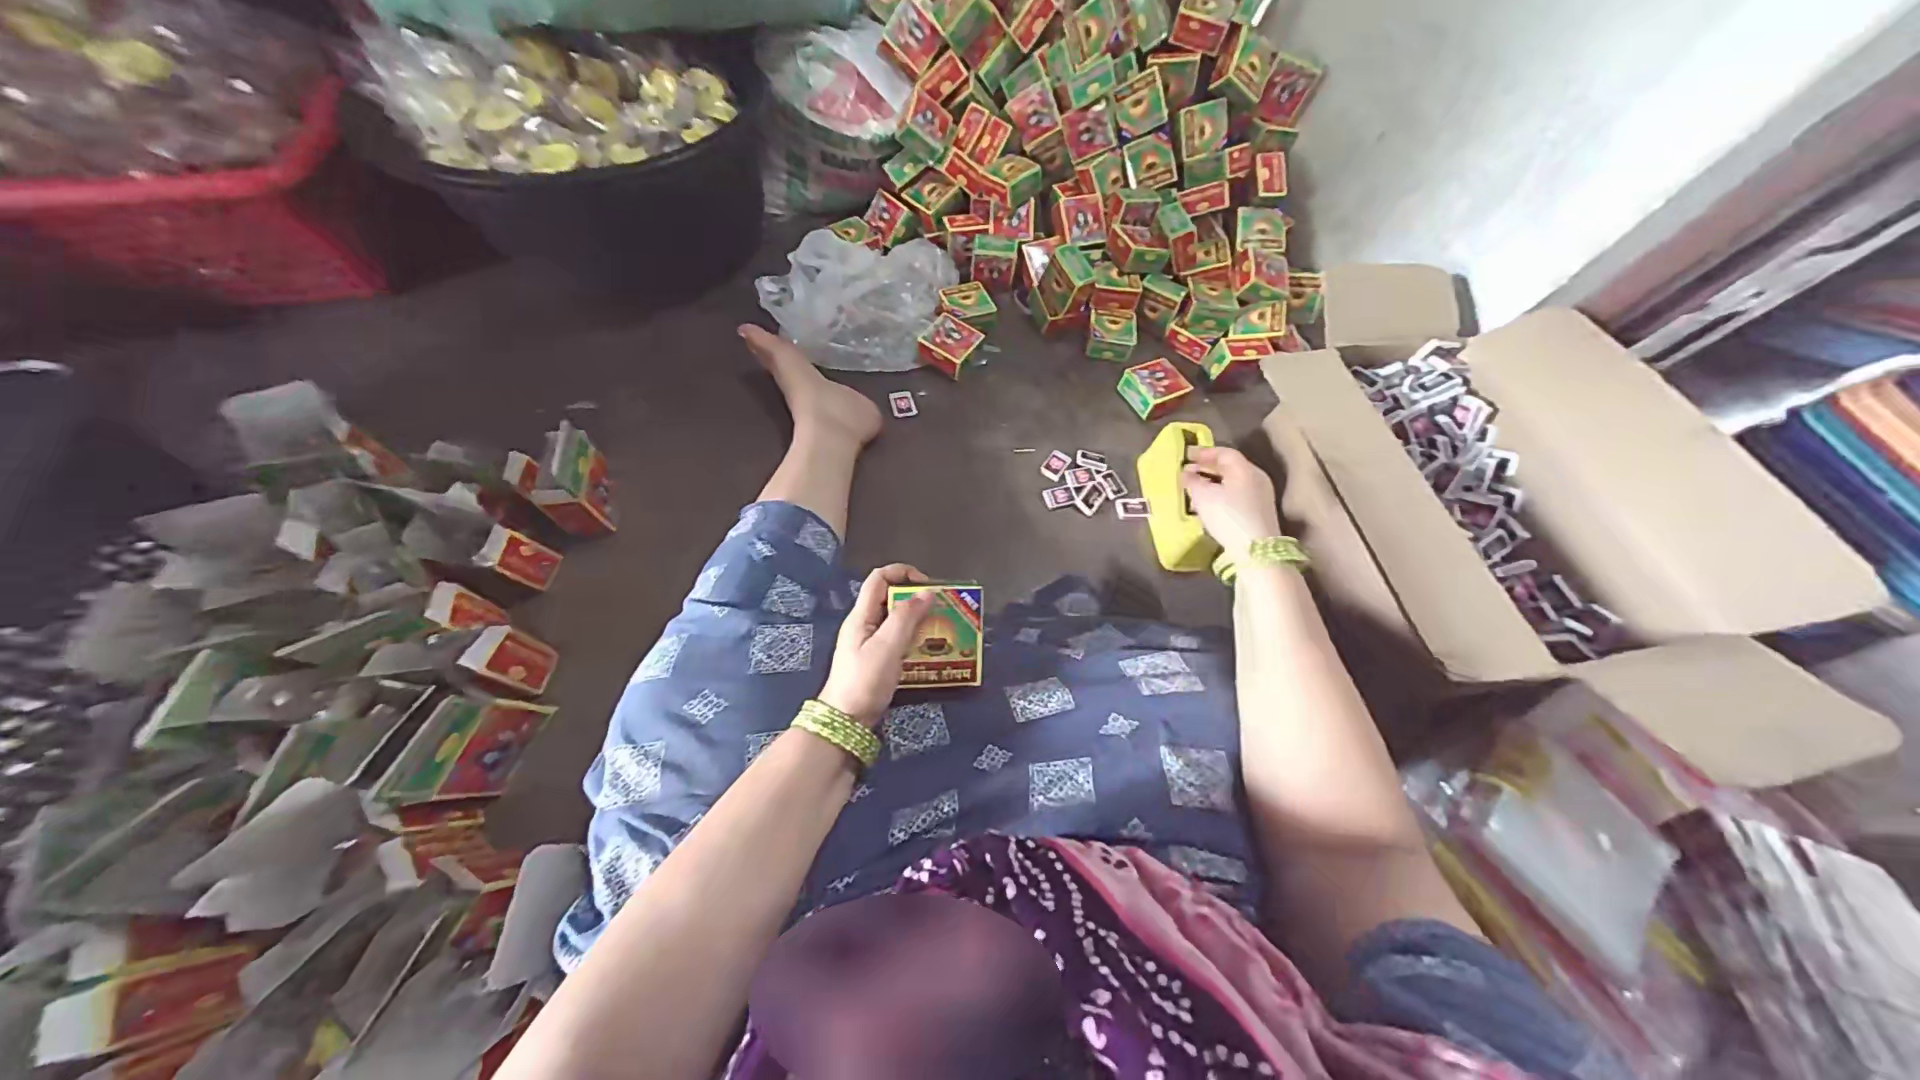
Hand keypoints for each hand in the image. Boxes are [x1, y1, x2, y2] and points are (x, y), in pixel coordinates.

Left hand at [818, 564, 936, 726]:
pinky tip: (929, 649)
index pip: (879, 578)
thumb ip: (906, 617)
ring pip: (896, 620)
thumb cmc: (865, 681)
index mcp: (862, 616)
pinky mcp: (876, 659)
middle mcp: (864, 624)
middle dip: (916, 598)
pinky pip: (897, 639)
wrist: (846, 721)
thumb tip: (927, 592)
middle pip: (890, 597)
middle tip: (940, 609)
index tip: (928, 585)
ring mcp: (869, 643)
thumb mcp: (888, 646)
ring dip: (917, 619)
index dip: (903, 573)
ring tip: (940, 629)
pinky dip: (913, 638)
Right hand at [1182, 445, 1283, 559]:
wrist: (1256, 550)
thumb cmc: (1228, 517)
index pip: (1224, 452)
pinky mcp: (1260, 510)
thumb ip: (1192, 481)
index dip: (1204, 452)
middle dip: (1208, 466)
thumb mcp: (1203, 497)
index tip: (1186, 455)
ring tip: (1197, 485)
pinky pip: (1238, 491)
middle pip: (1231, 465)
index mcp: (1244, 469)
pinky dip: (1223, 490)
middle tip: (1189, 469)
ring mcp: (1261, 494)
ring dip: (1215, 479)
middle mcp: (1256, 477)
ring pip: (1234, 479)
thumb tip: (1187, 473)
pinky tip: (1211, 500)